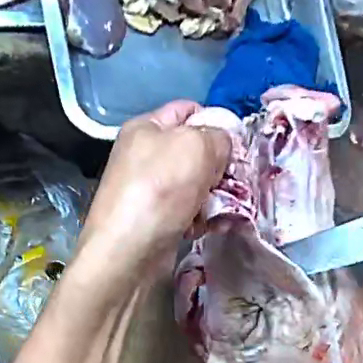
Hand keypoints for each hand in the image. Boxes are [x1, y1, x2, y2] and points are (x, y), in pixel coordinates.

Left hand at [72, 101, 228, 284]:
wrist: (127, 253)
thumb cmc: (159, 190)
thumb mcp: (196, 145)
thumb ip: (218, 136)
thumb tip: (222, 146)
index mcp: (146, 128)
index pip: (188, 109)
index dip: (215, 121)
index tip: (235, 144)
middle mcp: (144, 156)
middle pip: (196, 151)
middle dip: (219, 166)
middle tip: (231, 181)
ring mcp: (149, 190)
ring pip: (197, 184)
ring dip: (215, 196)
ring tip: (218, 210)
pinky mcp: (155, 220)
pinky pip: (189, 211)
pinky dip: (201, 219)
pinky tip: (205, 228)